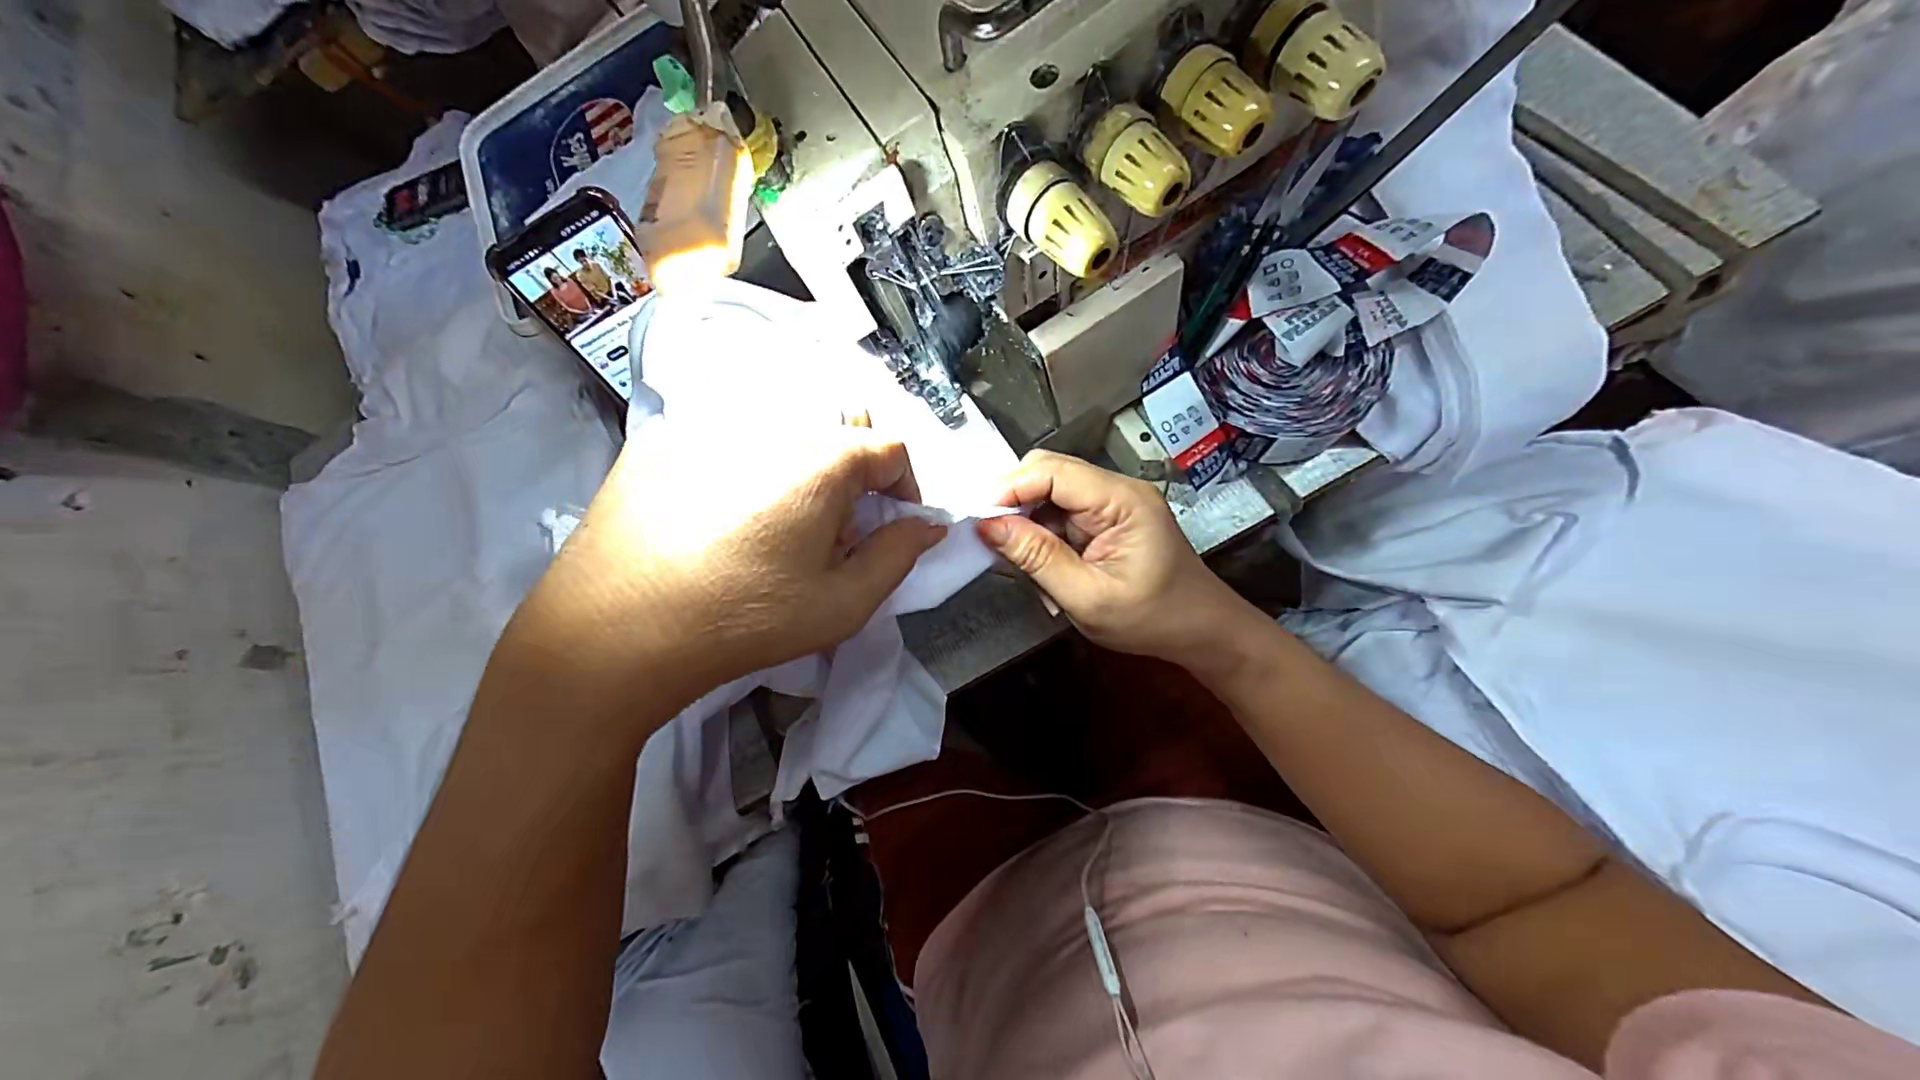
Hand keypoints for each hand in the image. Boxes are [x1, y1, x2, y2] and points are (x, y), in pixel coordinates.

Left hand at [507, 427, 946, 717]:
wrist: (615, 630)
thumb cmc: (743, 620)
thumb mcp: (841, 605)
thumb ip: (898, 556)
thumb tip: (926, 526)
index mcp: (823, 458)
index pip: (892, 448)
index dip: (903, 490)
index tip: (887, 527)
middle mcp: (772, 422)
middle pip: (836, 437)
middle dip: (850, 483)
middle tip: (828, 537)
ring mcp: (711, 423)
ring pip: (781, 435)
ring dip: (797, 473)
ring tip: (771, 529)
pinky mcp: (662, 435)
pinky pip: (727, 439)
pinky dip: (743, 468)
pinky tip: (717, 517)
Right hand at [976, 450, 1255, 669]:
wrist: (1201, 631)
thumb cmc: (1154, 620)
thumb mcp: (1088, 597)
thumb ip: (1037, 558)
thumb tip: (988, 526)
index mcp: (1122, 500)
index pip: (1053, 471)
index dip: (1010, 488)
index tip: (980, 518)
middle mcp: (1117, 489)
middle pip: (1049, 472)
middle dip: (1014, 501)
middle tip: (993, 539)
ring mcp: (1112, 502)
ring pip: (1049, 491)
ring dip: (1027, 521)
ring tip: (1021, 560)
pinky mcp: (1106, 518)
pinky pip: (1060, 511)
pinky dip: (1042, 533)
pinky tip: (1042, 562)